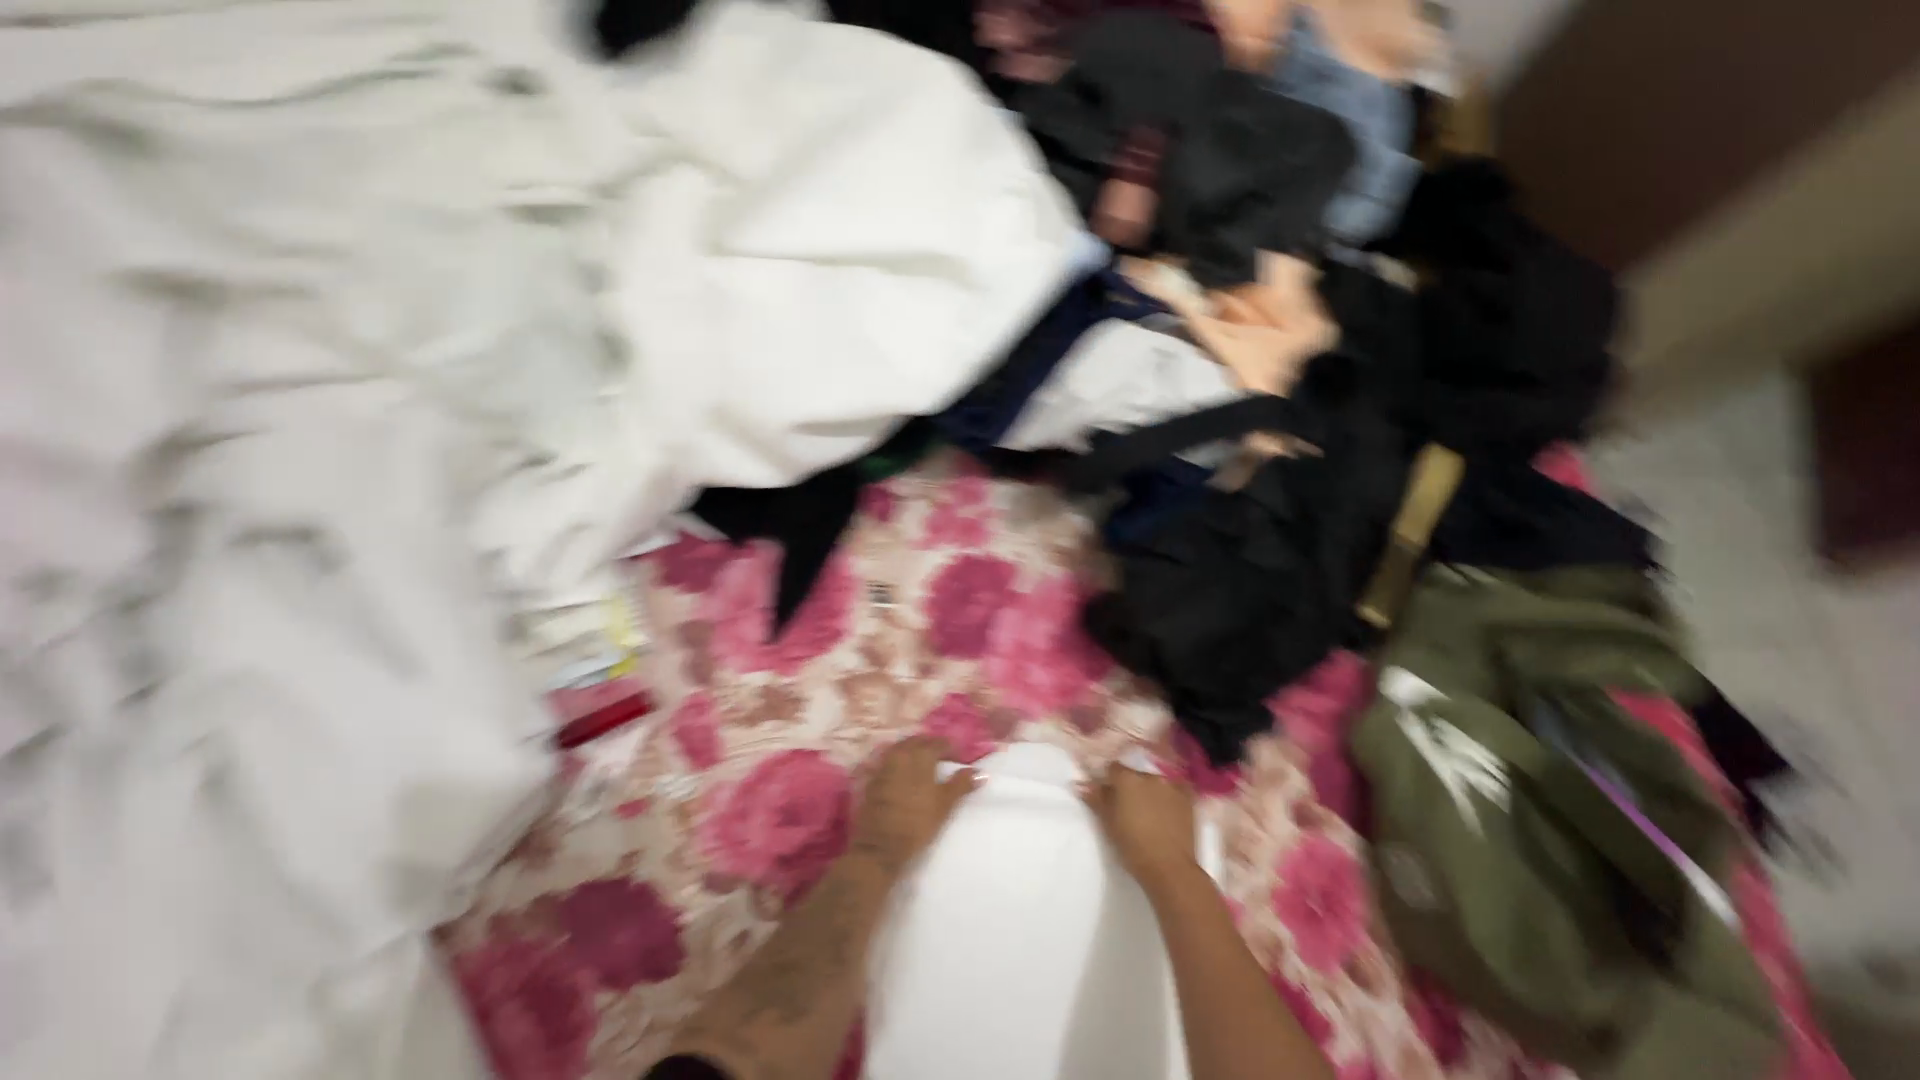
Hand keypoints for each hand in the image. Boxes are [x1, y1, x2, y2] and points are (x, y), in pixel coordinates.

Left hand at [850, 737, 978, 875]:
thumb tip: (980, 772)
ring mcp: (883, 766)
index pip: (937, 742)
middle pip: (917, 741)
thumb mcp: (944, 805)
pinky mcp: (872, 779)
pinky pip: (888, 761)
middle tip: (941, 758)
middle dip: (929, 745)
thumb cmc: (917, 824)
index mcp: (919, 756)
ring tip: (923, 765)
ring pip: (900, 749)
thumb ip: (961, 784)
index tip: (957, 758)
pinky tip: (904, 775)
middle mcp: (900, 755)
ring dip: (913, 751)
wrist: (879, 846)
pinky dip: (898, 763)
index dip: (950, 748)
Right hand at [1080, 764, 1197, 895]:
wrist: (1169, 867)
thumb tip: (1080, 783)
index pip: (1113, 768)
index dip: (1109, 780)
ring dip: (1150, 792)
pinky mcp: (1189, 798)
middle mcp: (1150, 776)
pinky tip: (1168, 813)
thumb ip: (1096, 799)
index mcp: (1127, 779)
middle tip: (1129, 808)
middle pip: (1135, 775)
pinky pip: (1175, 791)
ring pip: (1156, 783)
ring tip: (1150, 814)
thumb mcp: (1108, 823)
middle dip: (1131, 787)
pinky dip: (1169, 797)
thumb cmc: (1132, 846)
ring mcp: (1172, 786)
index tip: (1109, 796)